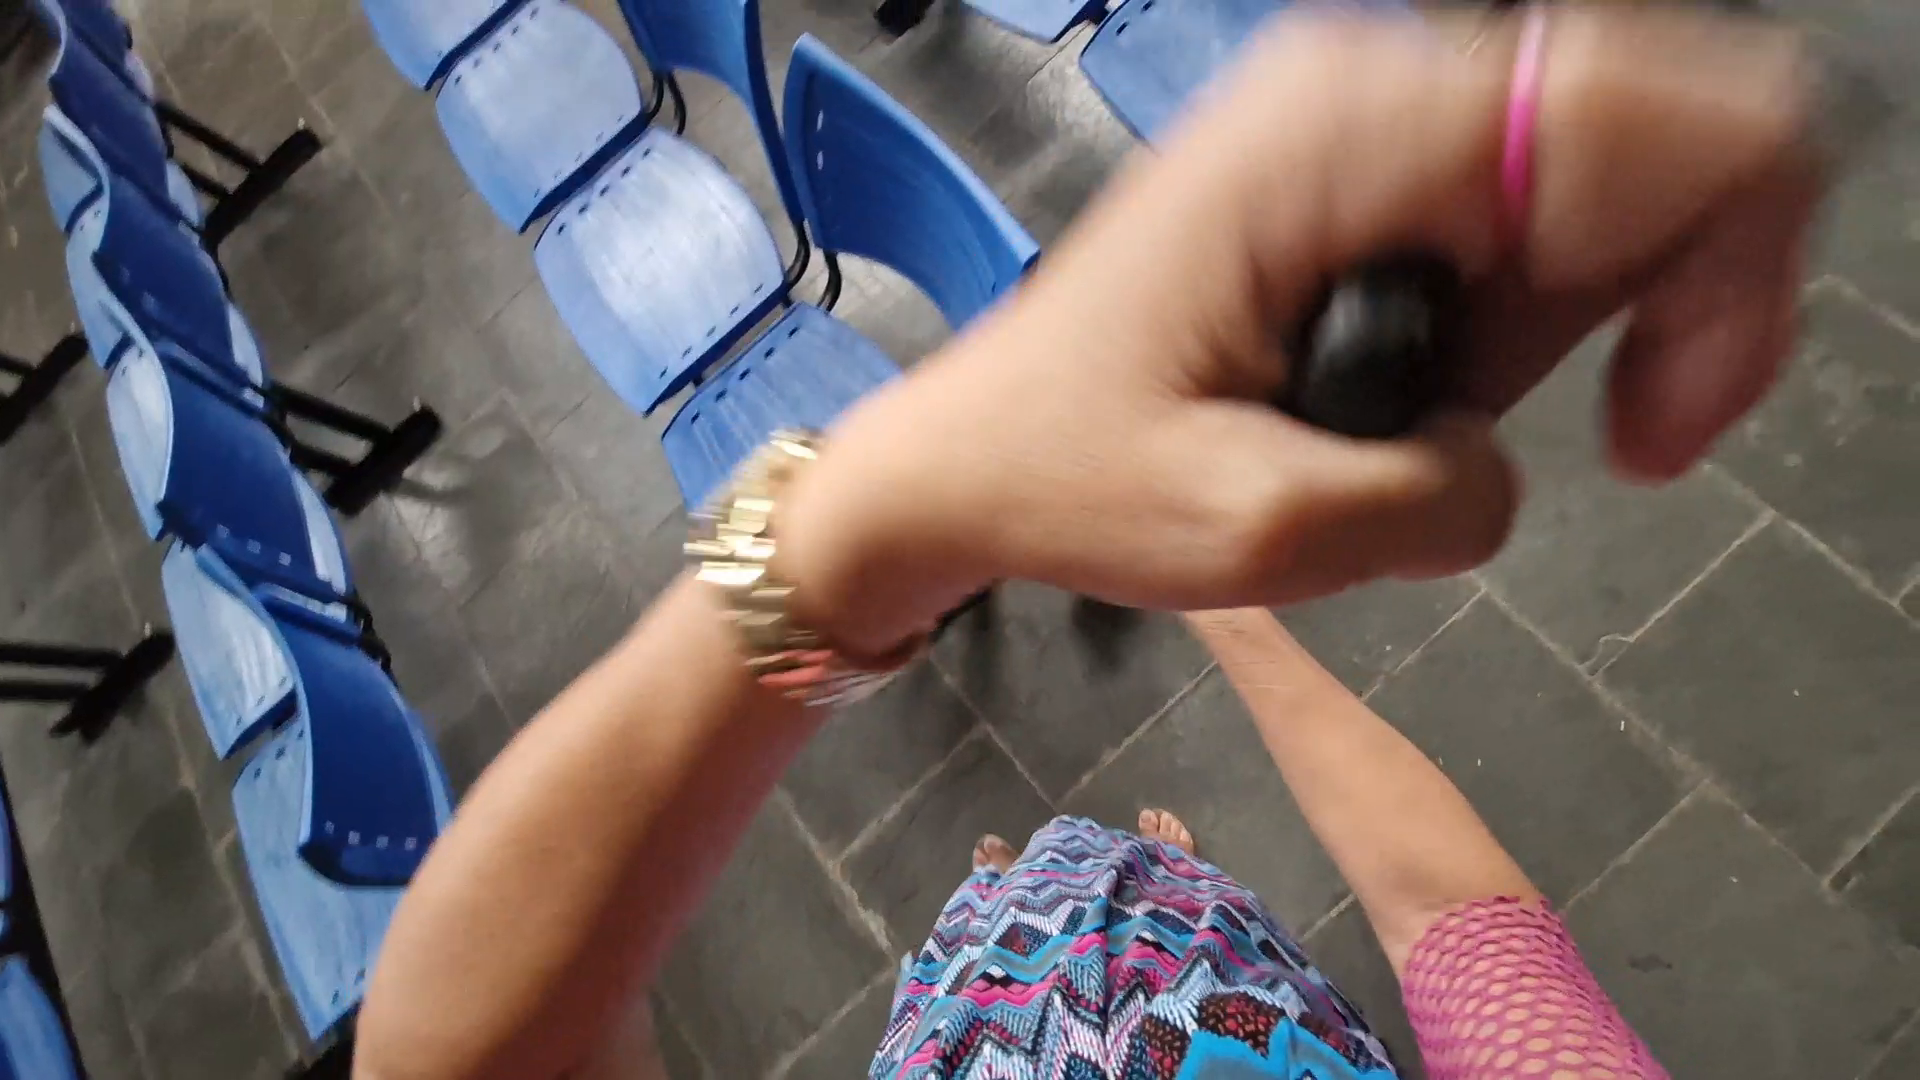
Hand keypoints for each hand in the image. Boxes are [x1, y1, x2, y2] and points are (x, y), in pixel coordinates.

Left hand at [780, 5, 1825, 655]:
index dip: (1725, 285)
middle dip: (1563, 334)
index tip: (1646, 440)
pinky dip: (1434, 341)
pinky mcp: (1296, 193)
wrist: (961, 462)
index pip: (1683, 124)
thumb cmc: (1065, 485)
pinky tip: (1326, 396)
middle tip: (1405, 435)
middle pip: (1620, 163)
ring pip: (1537, 217)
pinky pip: (1455, 244)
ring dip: (1484, 352)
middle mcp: (1345, 88)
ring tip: (1335, 425)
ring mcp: (1318, 133)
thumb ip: (1443, 498)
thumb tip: (1490, 462)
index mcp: (1346, 128)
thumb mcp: (1262, 529)